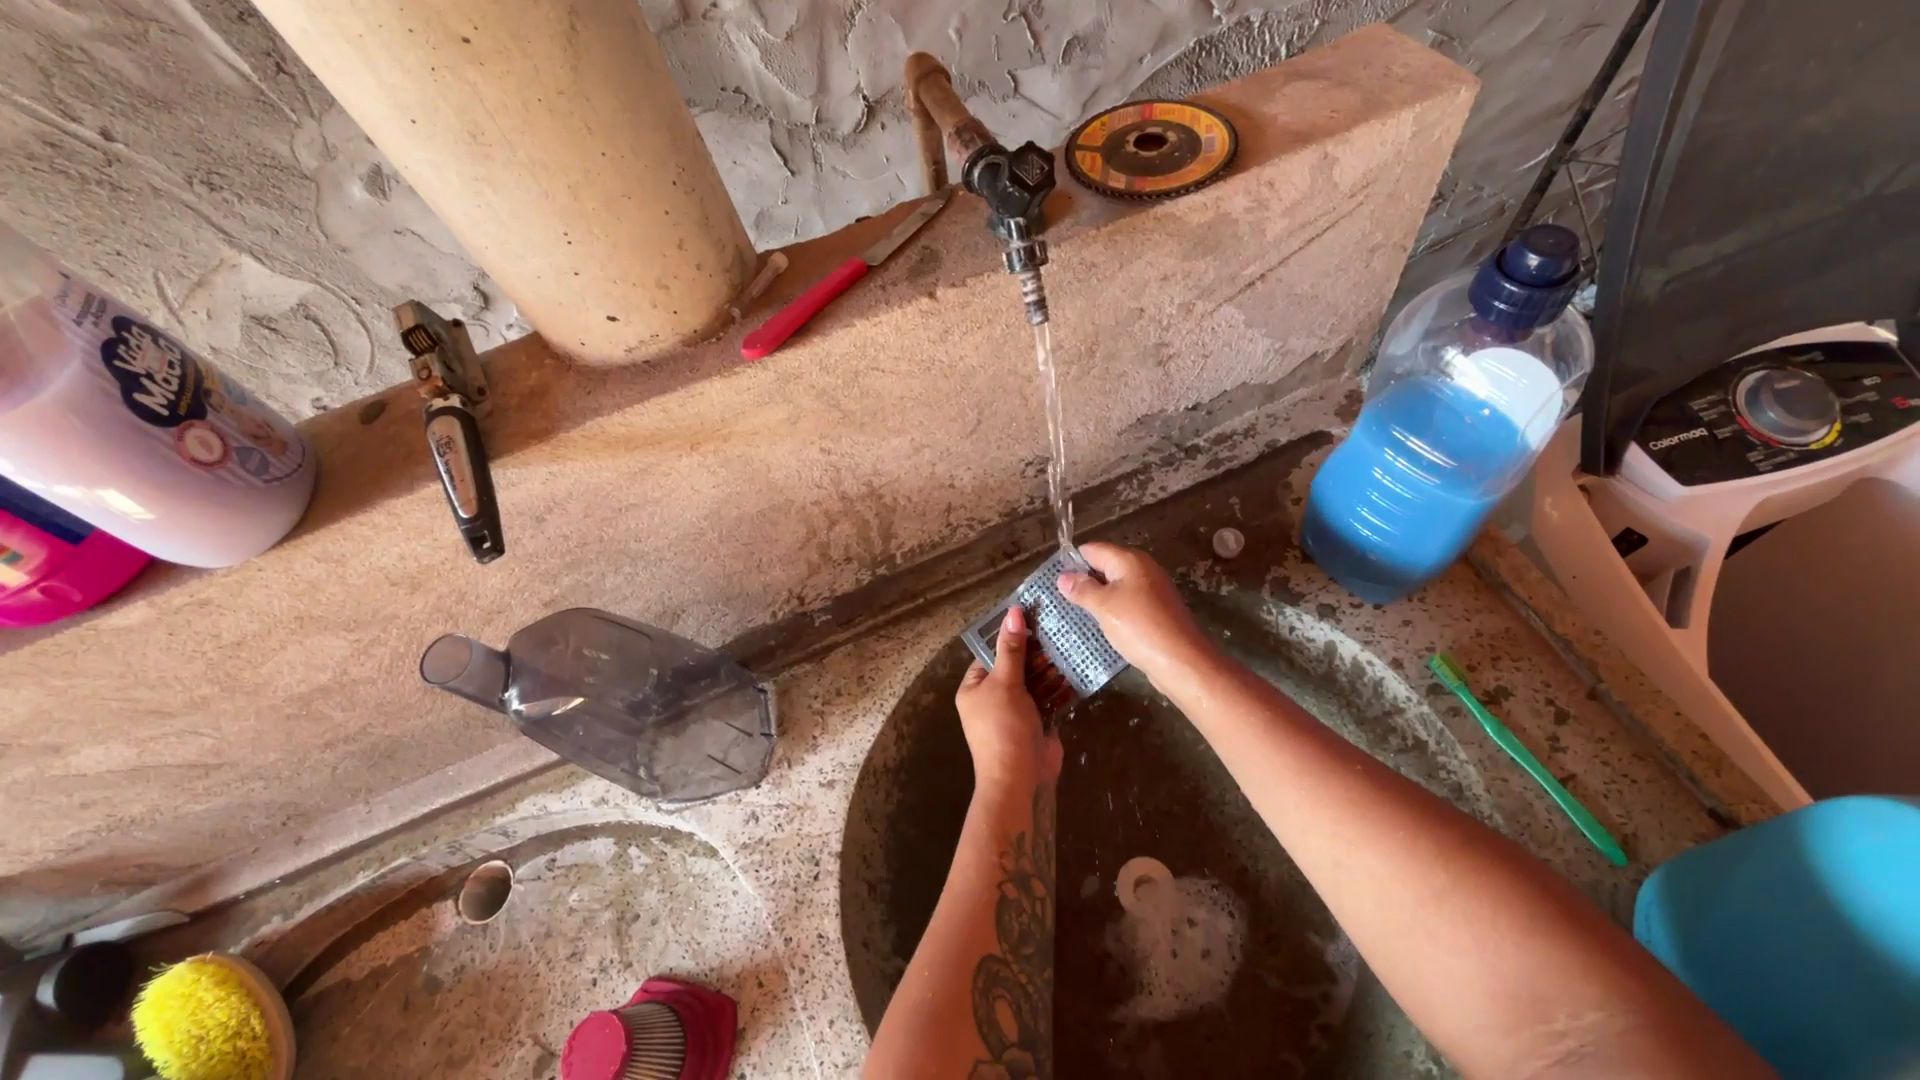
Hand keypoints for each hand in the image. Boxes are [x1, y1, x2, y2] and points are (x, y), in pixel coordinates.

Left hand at [955, 606, 1063, 791]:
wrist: (1019, 778)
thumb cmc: (1003, 728)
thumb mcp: (1005, 683)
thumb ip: (1011, 649)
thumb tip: (1013, 613)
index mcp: (975, 688)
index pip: (990, 653)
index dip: (1010, 636)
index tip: (1034, 617)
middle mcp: (993, 698)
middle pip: (1015, 667)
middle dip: (1036, 653)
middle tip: (1058, 631)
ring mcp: (1016, 711)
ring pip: (1034, 682)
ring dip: (1050, 670)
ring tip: (1070, 647)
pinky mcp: (1037, 723)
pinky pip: (1048, 699)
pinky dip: (1059, 689)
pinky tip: (1076, 672)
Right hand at [1057, 542, 1218, 686]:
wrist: (1181, 660)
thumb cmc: (1139, 627)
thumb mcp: (1104, 607)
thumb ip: (1082, 590)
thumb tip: (1063, 577)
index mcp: (1130, 560)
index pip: (1093, 549)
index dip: (1073, 562)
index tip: (1055, 582)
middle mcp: (1143, 569)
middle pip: (1105, 566)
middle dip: (1084, 580)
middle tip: (1061, 600)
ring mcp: (1152, 590)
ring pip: (1117, 586)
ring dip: (1098, 598)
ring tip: (1076, 614)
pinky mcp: (1157, 610)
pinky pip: (1128, 603)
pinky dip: (1113, 611)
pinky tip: (1102, 626)